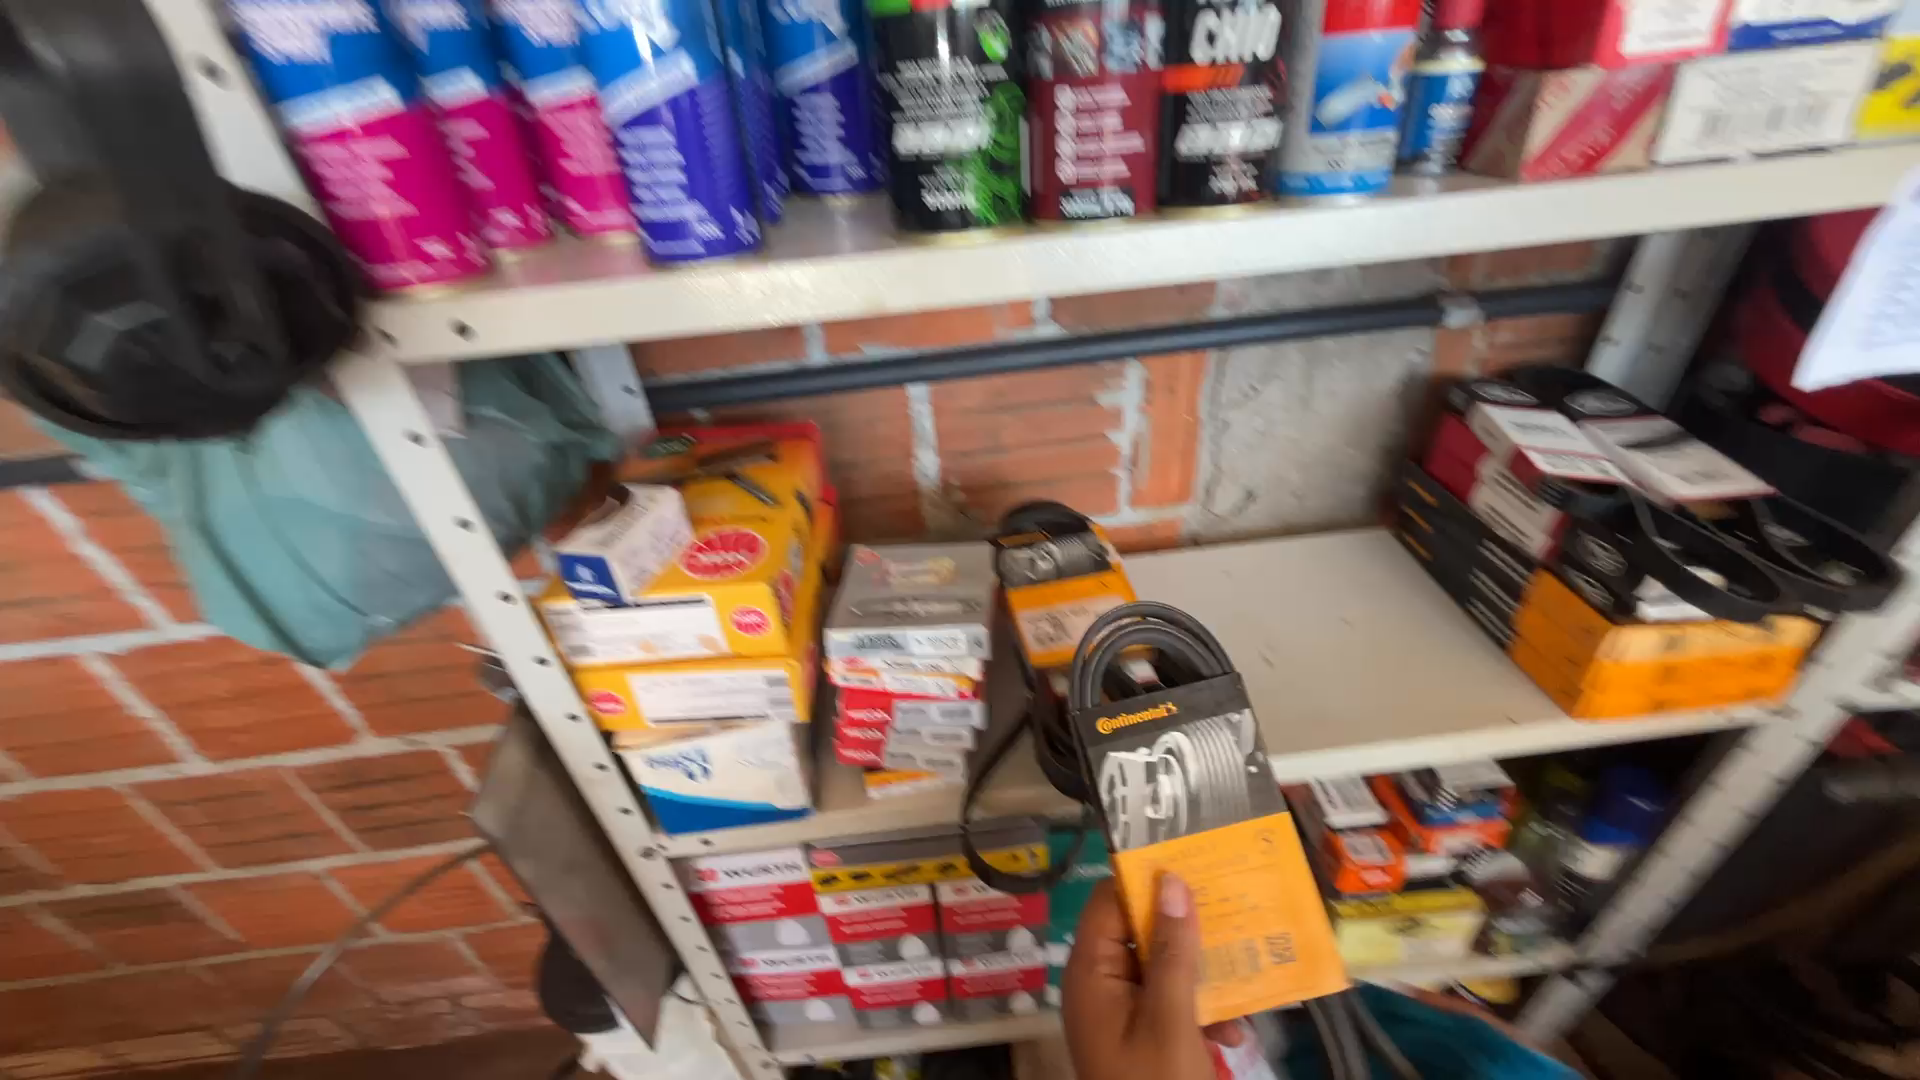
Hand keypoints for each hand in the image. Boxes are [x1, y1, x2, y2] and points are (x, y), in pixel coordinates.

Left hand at [1060, 874, 1243, 1079]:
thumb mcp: (1170, 1019)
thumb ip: (1172, 950)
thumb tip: (1171, 880)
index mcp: (1090, 970)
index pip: (1109, 901)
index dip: (1146, 882)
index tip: (1191, 867)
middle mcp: (1099, 983)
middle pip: (1140, 933)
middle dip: (1187, 935)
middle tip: (1231, 918)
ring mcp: (1120, 1013)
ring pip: (1162, 970)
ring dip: (1203, 981)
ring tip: (1242, 994)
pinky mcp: (1141, 1039)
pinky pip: (1170, 1006)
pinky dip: (1201, 1015)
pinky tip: (1234, 1037)